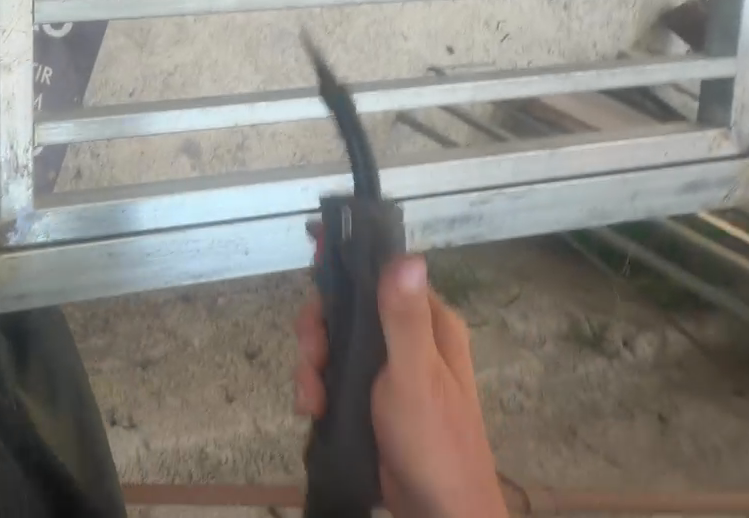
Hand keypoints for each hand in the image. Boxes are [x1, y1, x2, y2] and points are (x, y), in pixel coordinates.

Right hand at [294, 255, 506, 517]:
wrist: (436, 513)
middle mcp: (408, 337)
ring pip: (332, 339)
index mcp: (429, 323)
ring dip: (312, 365)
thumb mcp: (414, 374)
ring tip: (312, 398)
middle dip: (319, 331)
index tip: (313, 263)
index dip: (345, 267)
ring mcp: (387, 366)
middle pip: (346, 306)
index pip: (381, 273)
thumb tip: (408, 256)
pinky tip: (314, 408)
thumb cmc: (433, 441)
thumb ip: (404, 317)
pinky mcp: (368, 393)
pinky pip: (330, 371)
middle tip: (313, 356)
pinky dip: (316, 385)